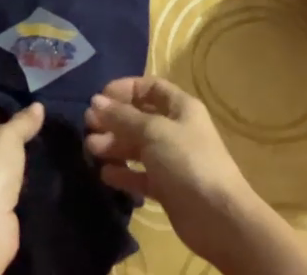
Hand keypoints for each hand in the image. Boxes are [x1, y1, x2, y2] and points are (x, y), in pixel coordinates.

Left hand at [0, 104, 45, 274]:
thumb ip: (23, 122)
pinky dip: (14, 181)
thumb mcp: (9, 138)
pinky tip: (32, 176)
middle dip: (9, 137)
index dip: (3, 113)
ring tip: (38, 151)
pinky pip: (2, 184)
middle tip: (36, 131)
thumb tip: (38, 105)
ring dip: (13, 161)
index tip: (26, 114)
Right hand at [85, 77, 306, 274]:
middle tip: (88, 125)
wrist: (218, 217)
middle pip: (140, 118)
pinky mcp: (167, 187)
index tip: (100, 97)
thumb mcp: (153, 131)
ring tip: (91, 150)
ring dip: (114, 146)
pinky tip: (105, 174)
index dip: (125, 89)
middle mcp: (176, 130)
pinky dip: (124, 172)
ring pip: (138, 147)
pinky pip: (141, 174)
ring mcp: (172, 160)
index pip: (150, 88)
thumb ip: (123, 117)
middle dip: (114, 120)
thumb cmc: (187, 161)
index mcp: (181, 108)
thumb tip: (95, 101)